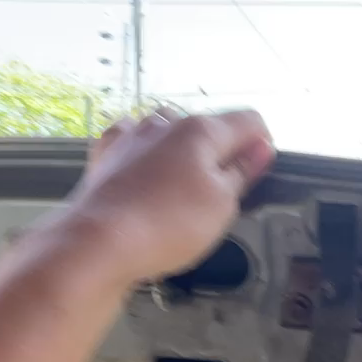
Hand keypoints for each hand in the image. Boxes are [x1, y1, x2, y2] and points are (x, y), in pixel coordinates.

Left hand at [28, 108, 275, 287]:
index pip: (249, 121)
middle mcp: (166, 120)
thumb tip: (262, 147)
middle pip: (208, 128)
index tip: (257, 174)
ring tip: (182, 193)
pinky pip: (138, 145)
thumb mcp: (223, 205)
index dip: (262, 145)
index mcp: (201, 129)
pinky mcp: (106, 152)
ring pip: (171, 134)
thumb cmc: (170, 224)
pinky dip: (150, 158)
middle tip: (220, 198)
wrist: (99, 241)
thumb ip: (244, 172)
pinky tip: (148, 180)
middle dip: (221, 154)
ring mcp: (132, 133)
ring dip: (184, 155)